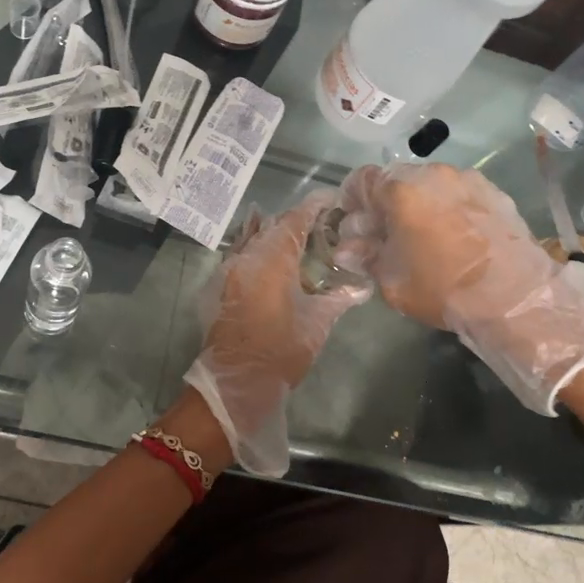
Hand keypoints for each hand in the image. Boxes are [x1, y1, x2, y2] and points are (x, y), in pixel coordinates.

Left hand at [185, 192, 369, 475]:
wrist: (234, 382)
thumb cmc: (279, 351)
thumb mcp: (317, 324)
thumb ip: (339, 298)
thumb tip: (363, 285)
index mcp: (271, 258)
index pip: (295, 220)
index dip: (314, 207)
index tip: (332, 200)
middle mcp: (247, 256)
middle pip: (273, 226)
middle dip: (296, 221)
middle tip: (323, 223)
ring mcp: (229, 270)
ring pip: (254, 238)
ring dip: (274, 232)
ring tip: (299, 234)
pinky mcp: (220, 286)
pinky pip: (240, 253)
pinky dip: (255, 246)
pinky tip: (265, 248)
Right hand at [337, 163, 583, 414]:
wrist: (515, 298)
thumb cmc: (444, 290)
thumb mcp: (393, 282)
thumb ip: (366, 258)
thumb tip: (348, 249)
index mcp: (402, 191)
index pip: (362, 180)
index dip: (352, 200)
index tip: (354, 224)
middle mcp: (434, 174)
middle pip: (397, 180)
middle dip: (386, 204)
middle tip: (386, 234)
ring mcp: (469, 181)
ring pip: (431, 186)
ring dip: (419, 205)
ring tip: (423, 237)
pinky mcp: (496, 193)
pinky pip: (460, 194)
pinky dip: (449, 209)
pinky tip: (454, 237)